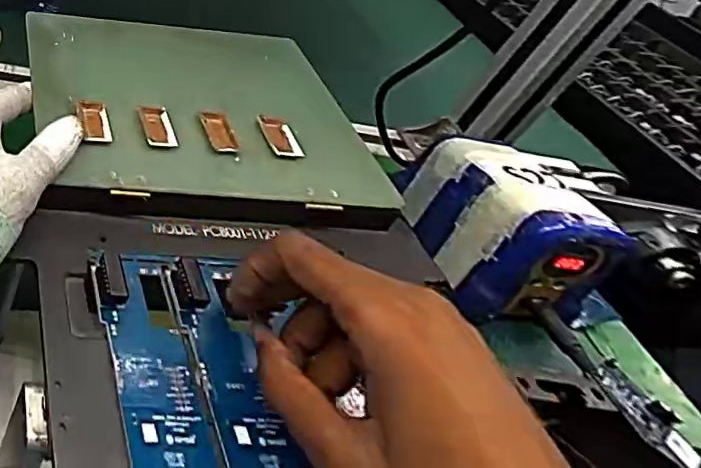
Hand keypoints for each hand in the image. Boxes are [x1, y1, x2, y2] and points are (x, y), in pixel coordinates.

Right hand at [225, 232, 564, 467]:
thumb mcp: (349, 454)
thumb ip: (289, 393)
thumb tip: (263, 356)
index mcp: (389, 316)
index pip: (299, 253)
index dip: (256, 270)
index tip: (239, 298)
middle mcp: (420, 306)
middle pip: (328, 279)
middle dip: (291, 320)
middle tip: (273, 361)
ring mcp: (446, 326)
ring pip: (359, 305)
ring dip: (324, 343)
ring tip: (323, 402)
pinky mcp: (462, 349)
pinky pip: (393, 327)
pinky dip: (360, 351)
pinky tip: (360, 406)